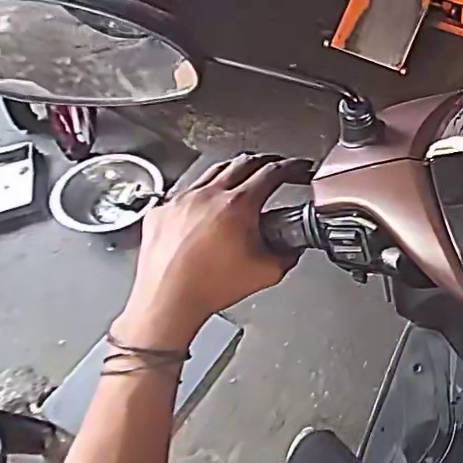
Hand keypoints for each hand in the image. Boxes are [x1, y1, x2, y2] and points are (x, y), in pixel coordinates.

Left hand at [109, 153, 313, 349]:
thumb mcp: (266, 273)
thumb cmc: (208, 288)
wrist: (167, 301)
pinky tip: (209, 205)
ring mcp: (182, 200)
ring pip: (214, 170)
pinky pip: (187, 191)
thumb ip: (287, 255)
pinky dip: (204, 193)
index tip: (299, 167)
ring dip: (236, 171)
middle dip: (267, 161)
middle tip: (277, 167)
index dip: (293, 167)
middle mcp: (208, 196)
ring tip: (245, 180)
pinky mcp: (162, 211)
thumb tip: (292, 248)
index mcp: (238, 206)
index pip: (273, 172)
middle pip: (244, 162)